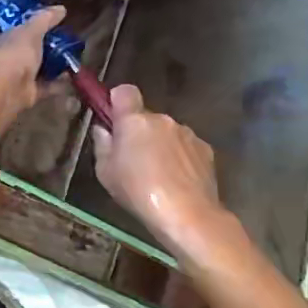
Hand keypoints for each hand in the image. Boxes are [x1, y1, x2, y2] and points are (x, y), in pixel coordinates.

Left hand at [0, 6, 64, 115]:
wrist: (8, 89)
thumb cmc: (15, 53)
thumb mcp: (31, 31)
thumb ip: (45, 19)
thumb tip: (61, 8)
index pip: (12, 28)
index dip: (27, 24)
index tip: (46, 22)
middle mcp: (5, 58)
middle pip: (26, 49)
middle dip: (44, 46)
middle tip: (64, 40)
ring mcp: (15, 77)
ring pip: (37, 69)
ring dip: (53, 65)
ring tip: (72, 56)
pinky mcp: (27, 93)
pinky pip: (45, 86)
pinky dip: (58, 83)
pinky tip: (73, 77)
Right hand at [91, 84, 232, 255]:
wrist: (188, 215)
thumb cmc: (138, 192)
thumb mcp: (105, 172)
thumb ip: (102, 144)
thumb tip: (104, 130)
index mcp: (134, 120)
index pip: (124, 91)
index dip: (117, 101)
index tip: (113, 120)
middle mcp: (162, 119)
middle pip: (146, 116)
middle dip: (139, 131)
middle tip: (133, 158)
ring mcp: (187, 133)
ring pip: (166, 132)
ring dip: (160, 144)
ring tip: (158, 174)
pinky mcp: (205, 149)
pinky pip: (185, 146)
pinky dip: (180, 157)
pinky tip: (177, 180)